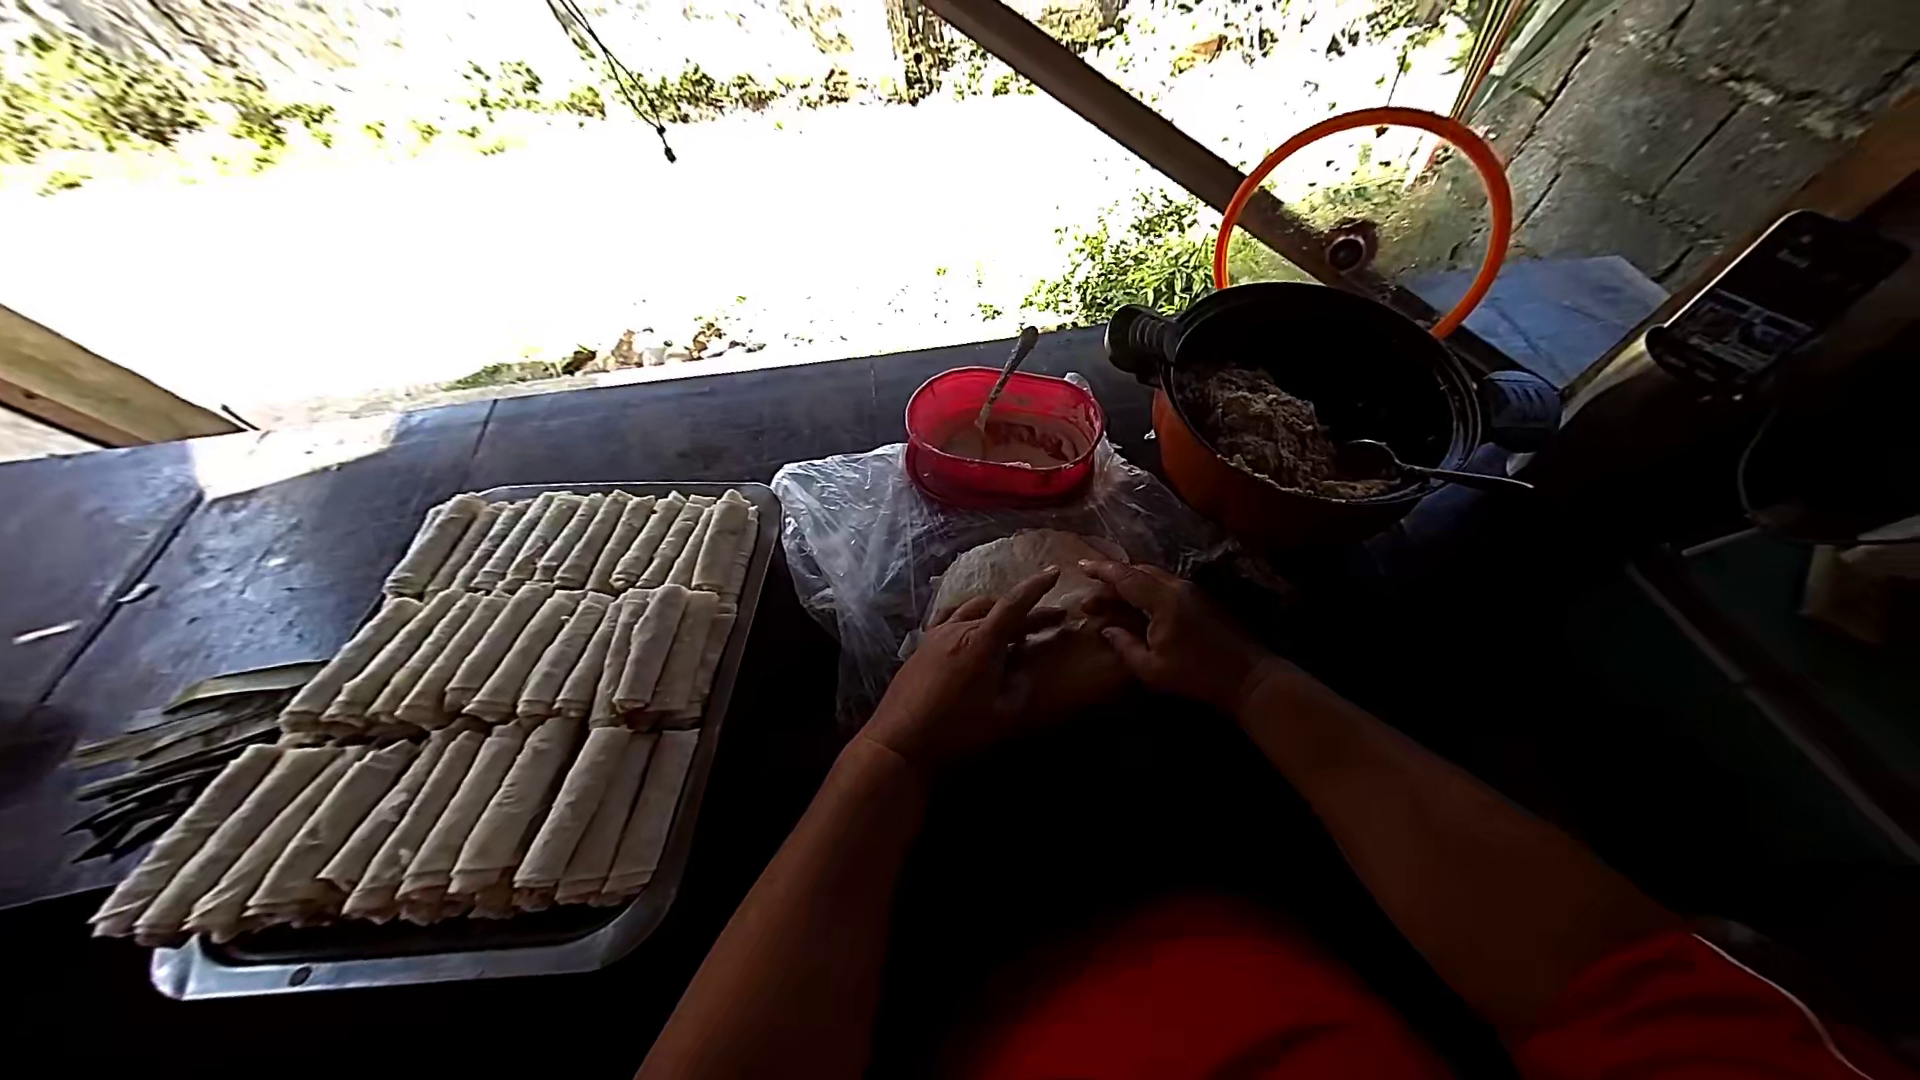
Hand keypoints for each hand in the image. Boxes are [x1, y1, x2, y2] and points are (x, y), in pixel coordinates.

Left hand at [861, 568, 1062, 770]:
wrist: (900, 738)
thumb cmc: (955, 730)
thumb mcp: (1002, 716)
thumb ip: (1020, 689)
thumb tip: (1024, 672)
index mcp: (982, 641)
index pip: (1015, 604)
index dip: (1037, 587)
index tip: (1054, 572)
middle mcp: (960, 627)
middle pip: (998, 608)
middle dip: (1027, 611)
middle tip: (1050, 620)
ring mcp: (938, 633)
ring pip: (973, 608)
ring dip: (997, 610)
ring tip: (1012, 622)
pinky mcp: (923, 643)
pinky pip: (949, 616)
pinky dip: (968, 614)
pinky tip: (970, 623)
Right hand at [1080, 560, 1288, 714]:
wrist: (1248, 677)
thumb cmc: (1196, 676)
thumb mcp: (1151, 669)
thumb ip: (1124, 646)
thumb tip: (1106, 628)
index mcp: (1162, 600)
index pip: (1125, 577)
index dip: (1101, 571)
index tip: (1081, 567)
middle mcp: (1177, 587)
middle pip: (1138, 571)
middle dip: (1112, 578)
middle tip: (1092, 595)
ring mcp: (1192, 591)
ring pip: (1153, 576)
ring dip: (1129, 583)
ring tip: (1110, 600)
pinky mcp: (1201, 599)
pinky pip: (1165, 584)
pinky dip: (1145, 588)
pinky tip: (1136, 605)